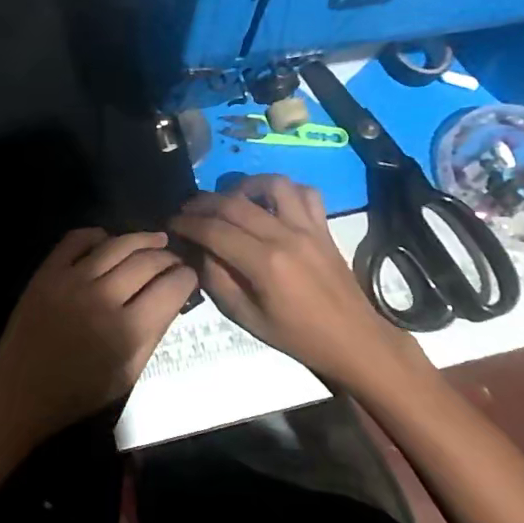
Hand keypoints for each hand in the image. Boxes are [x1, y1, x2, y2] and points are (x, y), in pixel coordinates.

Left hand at [0, 228, 197, 443]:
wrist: (20, 391)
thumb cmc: (81, 390)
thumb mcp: (131, 372)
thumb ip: (156, 330)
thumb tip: (175, 294)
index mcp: (128, 330)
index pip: (173, 287)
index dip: (188, 277)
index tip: (190, 276)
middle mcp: (103, 298)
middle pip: (149, 261)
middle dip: (170, 257)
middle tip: (174, 261)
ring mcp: (72, 281)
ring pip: (119, 243)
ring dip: (144, 239)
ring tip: (156, 240)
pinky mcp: (47, 272)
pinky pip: (78, 238)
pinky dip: (99, 235)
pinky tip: (110, 242)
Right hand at [170, 175, 422, 389]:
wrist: (351, 337)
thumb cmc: (297, 336)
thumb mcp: (247, 318)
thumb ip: (218, 281)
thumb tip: (198, 251)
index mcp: (264, 263)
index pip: (215, 229)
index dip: (188, 223)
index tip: (172, 222)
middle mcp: (285, 235)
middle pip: (235, 203)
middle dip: (204, 202)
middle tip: (188, 209)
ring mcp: (308, 226)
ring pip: (272, 184)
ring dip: (245, 185)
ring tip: (231, 199)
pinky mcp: (324, 225)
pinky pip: (305, 192)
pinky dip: (285, 189)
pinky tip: (272, 201)